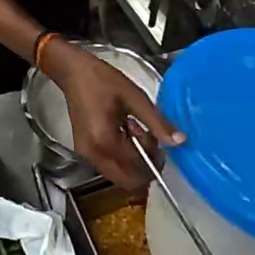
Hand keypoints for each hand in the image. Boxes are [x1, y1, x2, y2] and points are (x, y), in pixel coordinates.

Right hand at [47, 41, 182, 187]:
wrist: (74, 73)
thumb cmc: (103, 81)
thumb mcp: (135, 98)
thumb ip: (157, 123)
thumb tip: (180, 141)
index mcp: (105, 141)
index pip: (136, 171)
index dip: (154, 164)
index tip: (163, 147)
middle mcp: (93, 155)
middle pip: (126, 181)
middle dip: (145, 167)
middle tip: (153, 141)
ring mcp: (87, 155)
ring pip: (119, 175)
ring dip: (134, 162)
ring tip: (137, 131)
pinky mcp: (85, 151)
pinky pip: (110, 165)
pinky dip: (124, 156)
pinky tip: (126, 132)